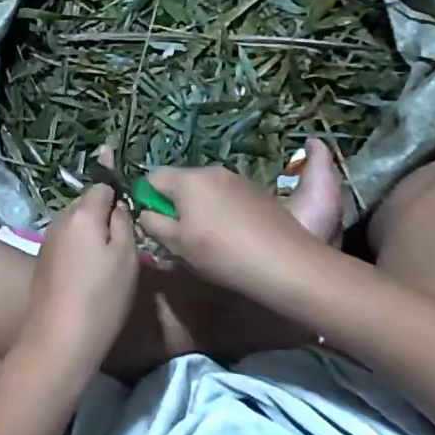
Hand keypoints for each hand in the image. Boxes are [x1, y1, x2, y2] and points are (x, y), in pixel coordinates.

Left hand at [20, 184, 138, 374]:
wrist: (59, 338)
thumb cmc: (101, 296)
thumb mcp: (126, 256)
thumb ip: (123, 222)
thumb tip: (117, 205)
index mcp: (82, 213)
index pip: (102, 186)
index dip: (118, 194)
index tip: (132, 214)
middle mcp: (60, 219)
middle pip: (86, 203)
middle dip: (104, 214)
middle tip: (125, 239)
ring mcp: (48, 239)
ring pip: (76, 223)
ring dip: (92, 232)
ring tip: (110, 258)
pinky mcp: (43, 260)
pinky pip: (67, 241)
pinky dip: (80, 248)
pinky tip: (90, 272)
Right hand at [138, 164, 326, 295]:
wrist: (286, 264)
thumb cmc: (222, 254)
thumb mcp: (176, 244)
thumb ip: (153, 223)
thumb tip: (147, 213)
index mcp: (188, 179)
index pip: (152, 177)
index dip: (148, 199)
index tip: (157, 224)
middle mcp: (212, 171)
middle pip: (180, 182)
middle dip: (175, 204)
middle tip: (182, 237)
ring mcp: (238, 179)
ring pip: (205, 190)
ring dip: (200, 208)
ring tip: (210, 241)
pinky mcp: (258, 192)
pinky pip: (227, 196)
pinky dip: (222, 212)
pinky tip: (233, 238)